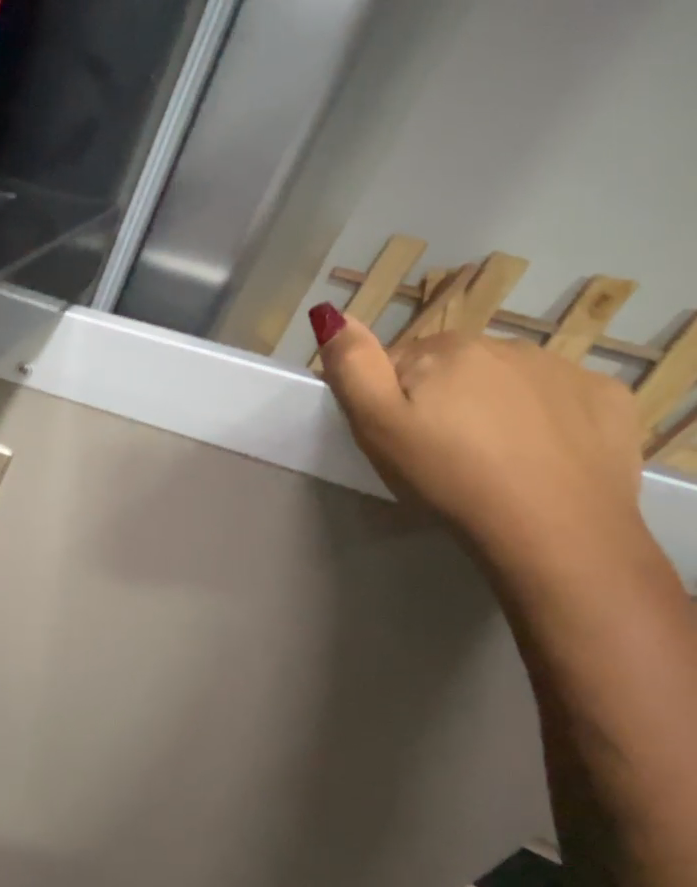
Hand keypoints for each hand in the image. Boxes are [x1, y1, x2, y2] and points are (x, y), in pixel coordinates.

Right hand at [312, 303, 646, 567]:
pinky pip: (559, 398)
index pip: (399, 363)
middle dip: (440, 400)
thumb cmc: (444, 475)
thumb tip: (332, 313)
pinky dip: (543, 419)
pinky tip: (534, 454)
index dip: (389, 400)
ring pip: (505, 382)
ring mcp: (562, 369)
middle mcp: (505, 345)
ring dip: (490, 408)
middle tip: (435, 453)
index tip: (395, 437)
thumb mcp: (376, 425)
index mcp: (444, 351)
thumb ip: (352, 366)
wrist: (551, 523)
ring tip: (484, 458)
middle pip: (453, 369)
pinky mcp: (605, 397)